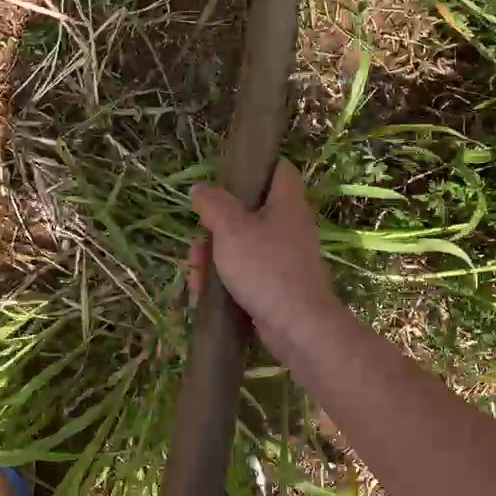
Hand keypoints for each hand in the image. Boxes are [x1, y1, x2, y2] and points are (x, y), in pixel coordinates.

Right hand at [188, 160, 341, 334]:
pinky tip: (204, 291)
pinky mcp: (278, 285)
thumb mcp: (230, 228)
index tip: (225, 178)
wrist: (300, 329)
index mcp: (285, 203)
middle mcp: (288, 226)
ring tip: (196, 273)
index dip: (253, 167)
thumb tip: (200, 190)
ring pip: (241, 243)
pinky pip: (246, 271)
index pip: (278, 169)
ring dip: (213, 255)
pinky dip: (224, 278)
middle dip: (216, 224)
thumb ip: (212, 204)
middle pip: (248, 210)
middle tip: (199, 235)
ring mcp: (284, 257)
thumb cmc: (265, 268)